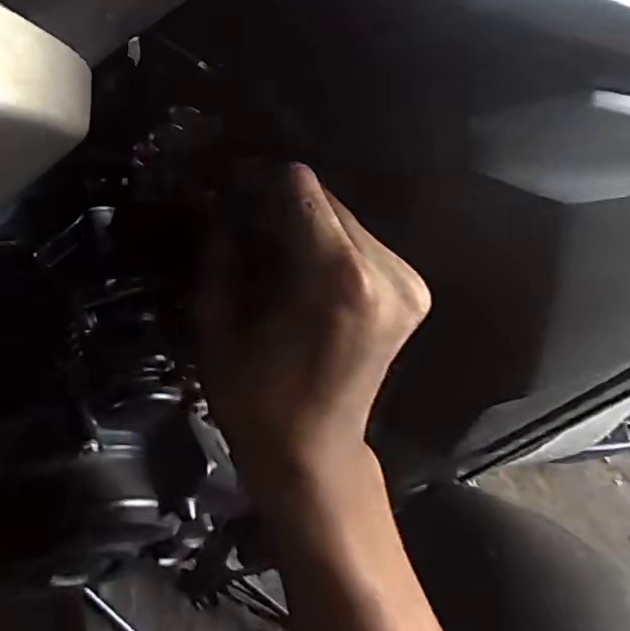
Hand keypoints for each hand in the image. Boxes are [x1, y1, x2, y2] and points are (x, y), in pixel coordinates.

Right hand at [194, 162, 429, 494]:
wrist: (314, 453)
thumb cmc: (256, 397)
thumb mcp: (218, 322)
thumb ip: (219, 252)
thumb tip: (216, 202)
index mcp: (339, 277)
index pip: (301, 187)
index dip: (257, 177)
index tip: (225, 182)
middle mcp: (387, 271)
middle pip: (325, 197)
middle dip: (276, 197)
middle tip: (236, 207)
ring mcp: (409, 281)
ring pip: (342, 216)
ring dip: (298, 217)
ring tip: (260, 236)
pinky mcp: (413, 291)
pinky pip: (359, 240)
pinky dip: (322, 239)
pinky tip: (292, 258)